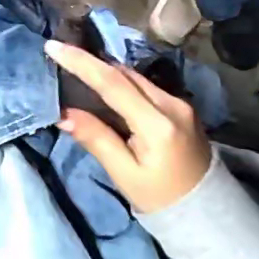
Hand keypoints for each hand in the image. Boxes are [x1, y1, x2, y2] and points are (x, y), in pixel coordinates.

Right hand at [44, 39, 211, 213]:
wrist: (205, 211)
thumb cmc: (160, 198)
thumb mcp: (124, 174)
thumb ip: (96, 139)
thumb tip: (63, 114)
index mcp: (158, 124)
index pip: (114, 83)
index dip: (82, 63)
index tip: (54, 47)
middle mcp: (173, 104)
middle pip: (126, 75)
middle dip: (92, 62)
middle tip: (60, 53)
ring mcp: (181, 103)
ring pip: (136, 78)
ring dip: (107, 71)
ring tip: (76, 64)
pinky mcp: (182, 106)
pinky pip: (146, 87)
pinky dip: (123, 83)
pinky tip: (104, 85)